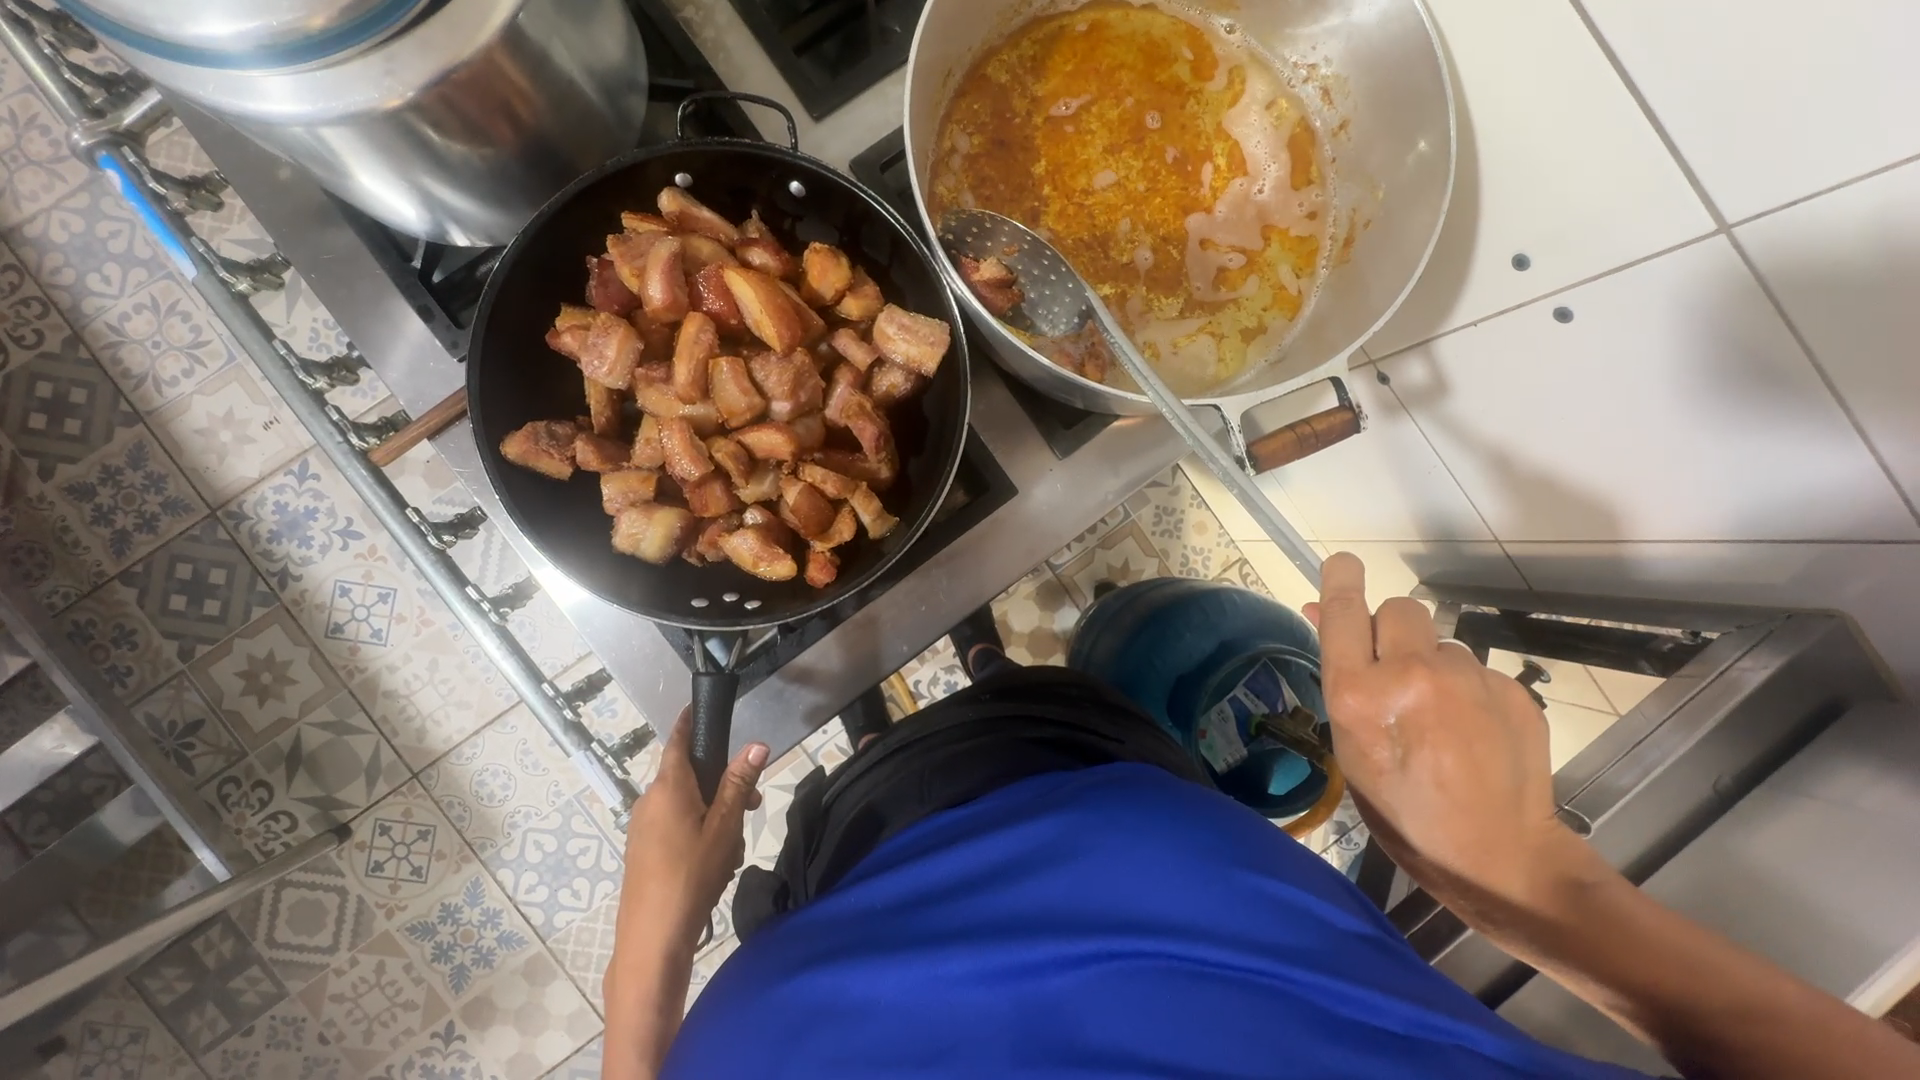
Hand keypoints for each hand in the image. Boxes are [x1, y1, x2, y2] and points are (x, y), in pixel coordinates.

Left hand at [618, 709, 768, 953]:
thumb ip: (740, 784)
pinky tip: (716, 863)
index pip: (678, 740)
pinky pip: (675, 826)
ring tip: (734, 847)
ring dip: (715, 814)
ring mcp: (643, 827)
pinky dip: (699, 832)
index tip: (702, 708)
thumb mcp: (725, 827)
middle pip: (690, 776)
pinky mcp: (643, 851)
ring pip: (686, 804)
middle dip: (723, 784)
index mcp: (668, 787)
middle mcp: (650, 801)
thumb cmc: (692, 874)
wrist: (653, 937)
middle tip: (753, 806)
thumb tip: (756, 745)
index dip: (690, 722)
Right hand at [1306, 552, 1609, 921]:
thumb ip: (1341, 675)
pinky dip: (1471, 691)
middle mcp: (1411, 674)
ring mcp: (1469, 681)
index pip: (1344, 611)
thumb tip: (1323, 613)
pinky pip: (1479, 670)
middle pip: (1399, 610)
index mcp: (1357, 694)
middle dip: (1393, 631)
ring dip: (1435, 665)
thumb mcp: (1348, 743)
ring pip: (1442, 643)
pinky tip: (1475, 733)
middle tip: (1397, 672)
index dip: (1341, 579)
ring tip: (1442, 719)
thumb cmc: (1398, 808)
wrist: (1494, 856)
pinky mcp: (1513, 691)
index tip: (1344, 562)